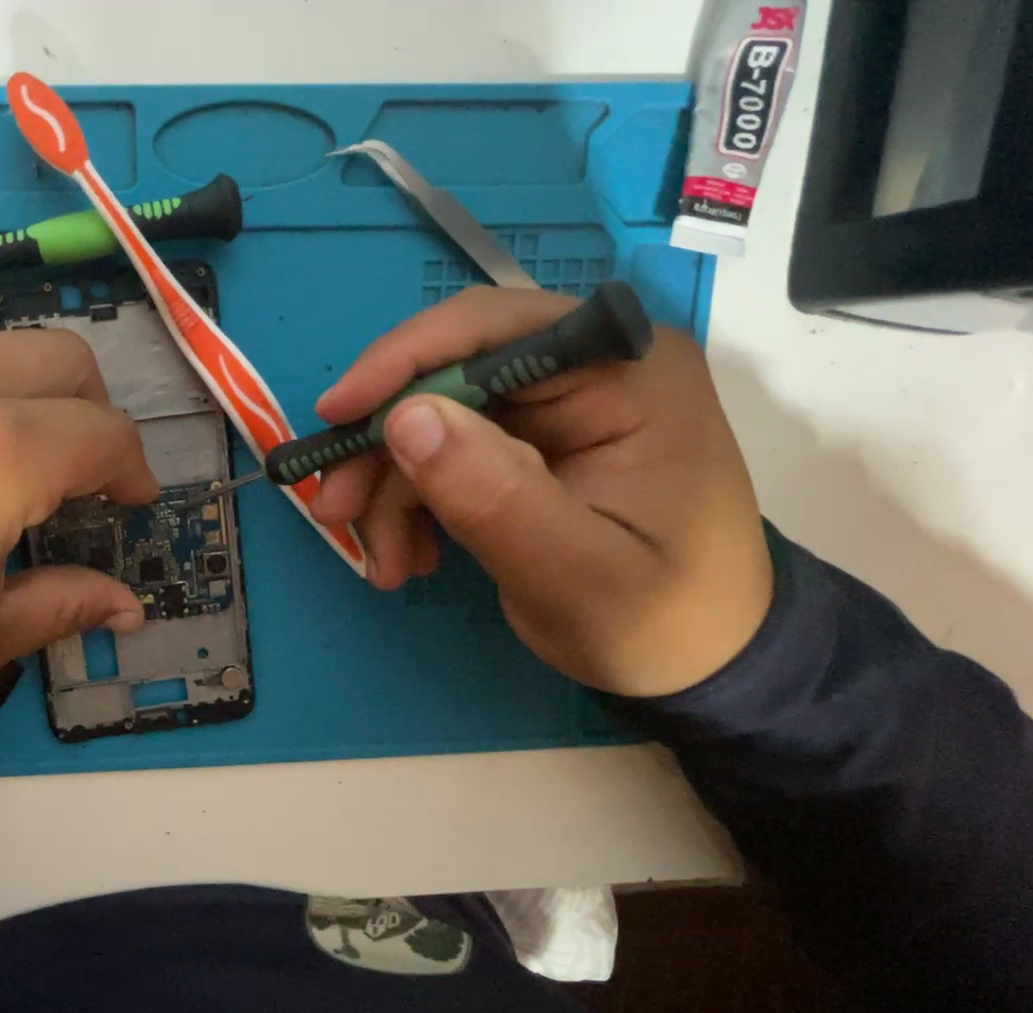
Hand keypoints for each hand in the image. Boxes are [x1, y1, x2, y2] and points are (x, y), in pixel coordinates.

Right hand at [311, 286, 771, 697]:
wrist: (698, 665)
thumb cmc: (658, 623)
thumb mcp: (574, 573)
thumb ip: (495, 495)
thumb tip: (404, 419)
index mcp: (624, 371)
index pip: (494, 327)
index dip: (403, 361)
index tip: (335, 416)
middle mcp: (585, 370)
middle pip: (446, 376)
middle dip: (381, 447)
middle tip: (334, 512)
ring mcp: (553, 408)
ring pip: (430, 422)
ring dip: (389, 491)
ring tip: (384, 564)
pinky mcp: (525, 446)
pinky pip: (440, 456)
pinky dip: (410, 506)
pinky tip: (409, 557)